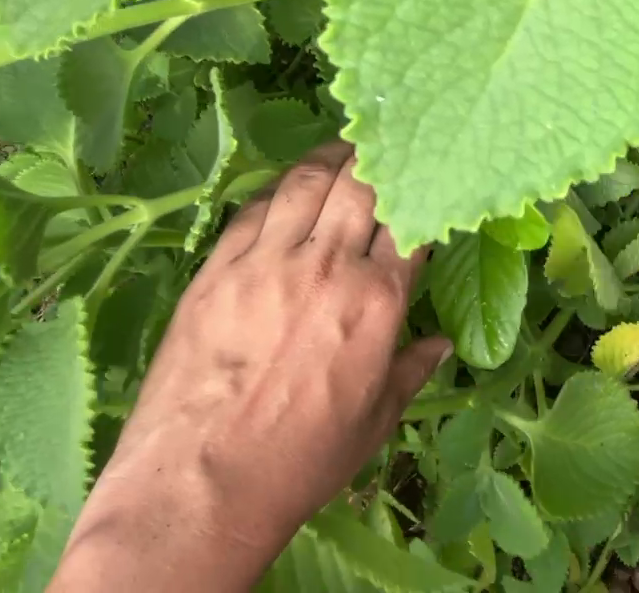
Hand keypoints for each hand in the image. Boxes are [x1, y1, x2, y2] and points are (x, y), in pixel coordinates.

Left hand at [52, 143, 451, 590]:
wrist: (196, 490)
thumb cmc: (301, 460)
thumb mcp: (376, 419)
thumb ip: (413, 369)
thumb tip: (442, 344)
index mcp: (379, 301)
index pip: (413, 221)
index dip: (424, 193)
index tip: (429, 184)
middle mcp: (330, 267)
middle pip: (363, 185)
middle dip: (380, 159)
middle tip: (387, 148)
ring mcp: (268, 263)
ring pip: (308, 182)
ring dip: (331, 158)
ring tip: (343, 150)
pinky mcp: (217, 271)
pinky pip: (254, 209)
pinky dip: (279, 188)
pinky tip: (289, 185)